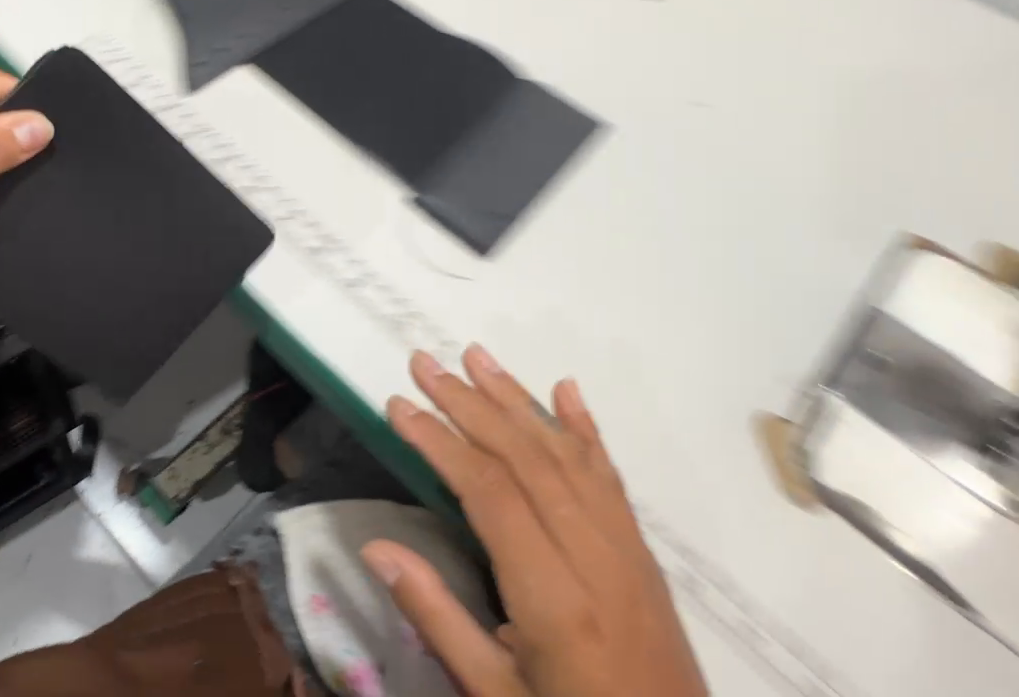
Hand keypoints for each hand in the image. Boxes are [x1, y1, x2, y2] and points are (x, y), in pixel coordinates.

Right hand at [362, 347, 706, 696]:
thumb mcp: (494, 696)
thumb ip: (436, 616)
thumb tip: (376, 546)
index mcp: (553, 600)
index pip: (490, 494)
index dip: (441, 443)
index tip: (400, 406)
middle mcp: (595, 560)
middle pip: (527, 460)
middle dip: (470, 404)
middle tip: (424, 363)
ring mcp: (626, 553)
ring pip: (567, 457)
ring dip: (517, 401)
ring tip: (476, 356)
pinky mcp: (643, 557)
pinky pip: (610, 478)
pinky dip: (585, 429)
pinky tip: (565, 392)